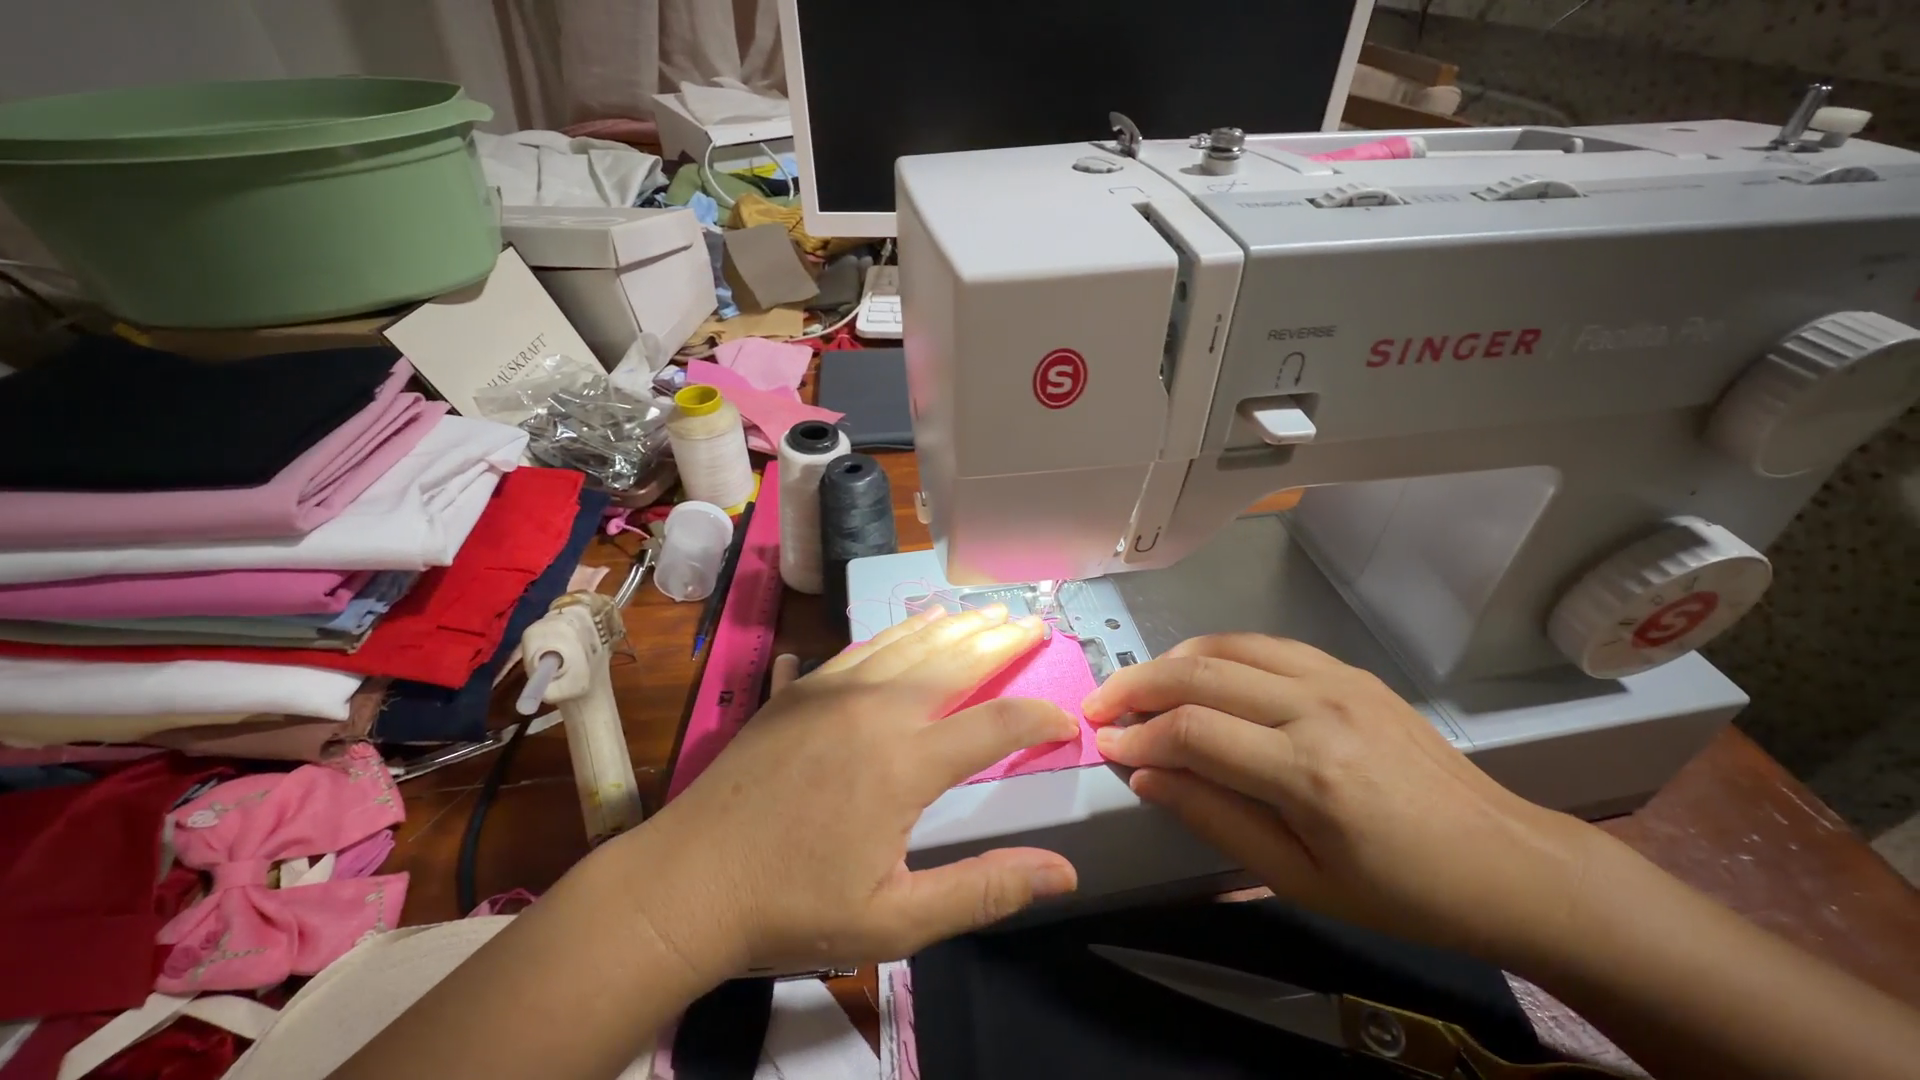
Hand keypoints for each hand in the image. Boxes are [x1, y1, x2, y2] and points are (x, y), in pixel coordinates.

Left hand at [619, 605, 1079, 980]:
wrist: (687, 882)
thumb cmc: (793, 906)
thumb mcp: (896, 921)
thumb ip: (983, 891)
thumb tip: (1064, 872)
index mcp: (906, 763)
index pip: (996, 724)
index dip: (1040, 719)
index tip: (1066, 722)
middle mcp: (875, 710)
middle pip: (955, 660)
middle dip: (1002, 639)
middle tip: (1034, 620)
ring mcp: (831, 692)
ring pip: (908, 642)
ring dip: (954, 625)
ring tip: (986, 609)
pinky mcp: (797, 691)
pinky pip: (861, 647)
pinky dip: (898, 631)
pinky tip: (913, 625)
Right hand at [1083, 634, 1598, 962]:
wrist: (1505, 861)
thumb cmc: (1399, 891)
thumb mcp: (1298, 878)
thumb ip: (1214, 818)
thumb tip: (1147, 775)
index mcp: (1307, 772)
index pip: (1193, 732)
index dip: (1138, 737)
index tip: (1105, 748)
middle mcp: (1319, 708)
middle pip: (1202, 673)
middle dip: (1138, 684)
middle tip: (1099, 704)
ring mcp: (1339, 680)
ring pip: (1230, 646)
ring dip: (1173, 660)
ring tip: (1139, 686)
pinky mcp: (1352, 672)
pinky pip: (1267, 645)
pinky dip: (1219, 652)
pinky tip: (1199, 672)